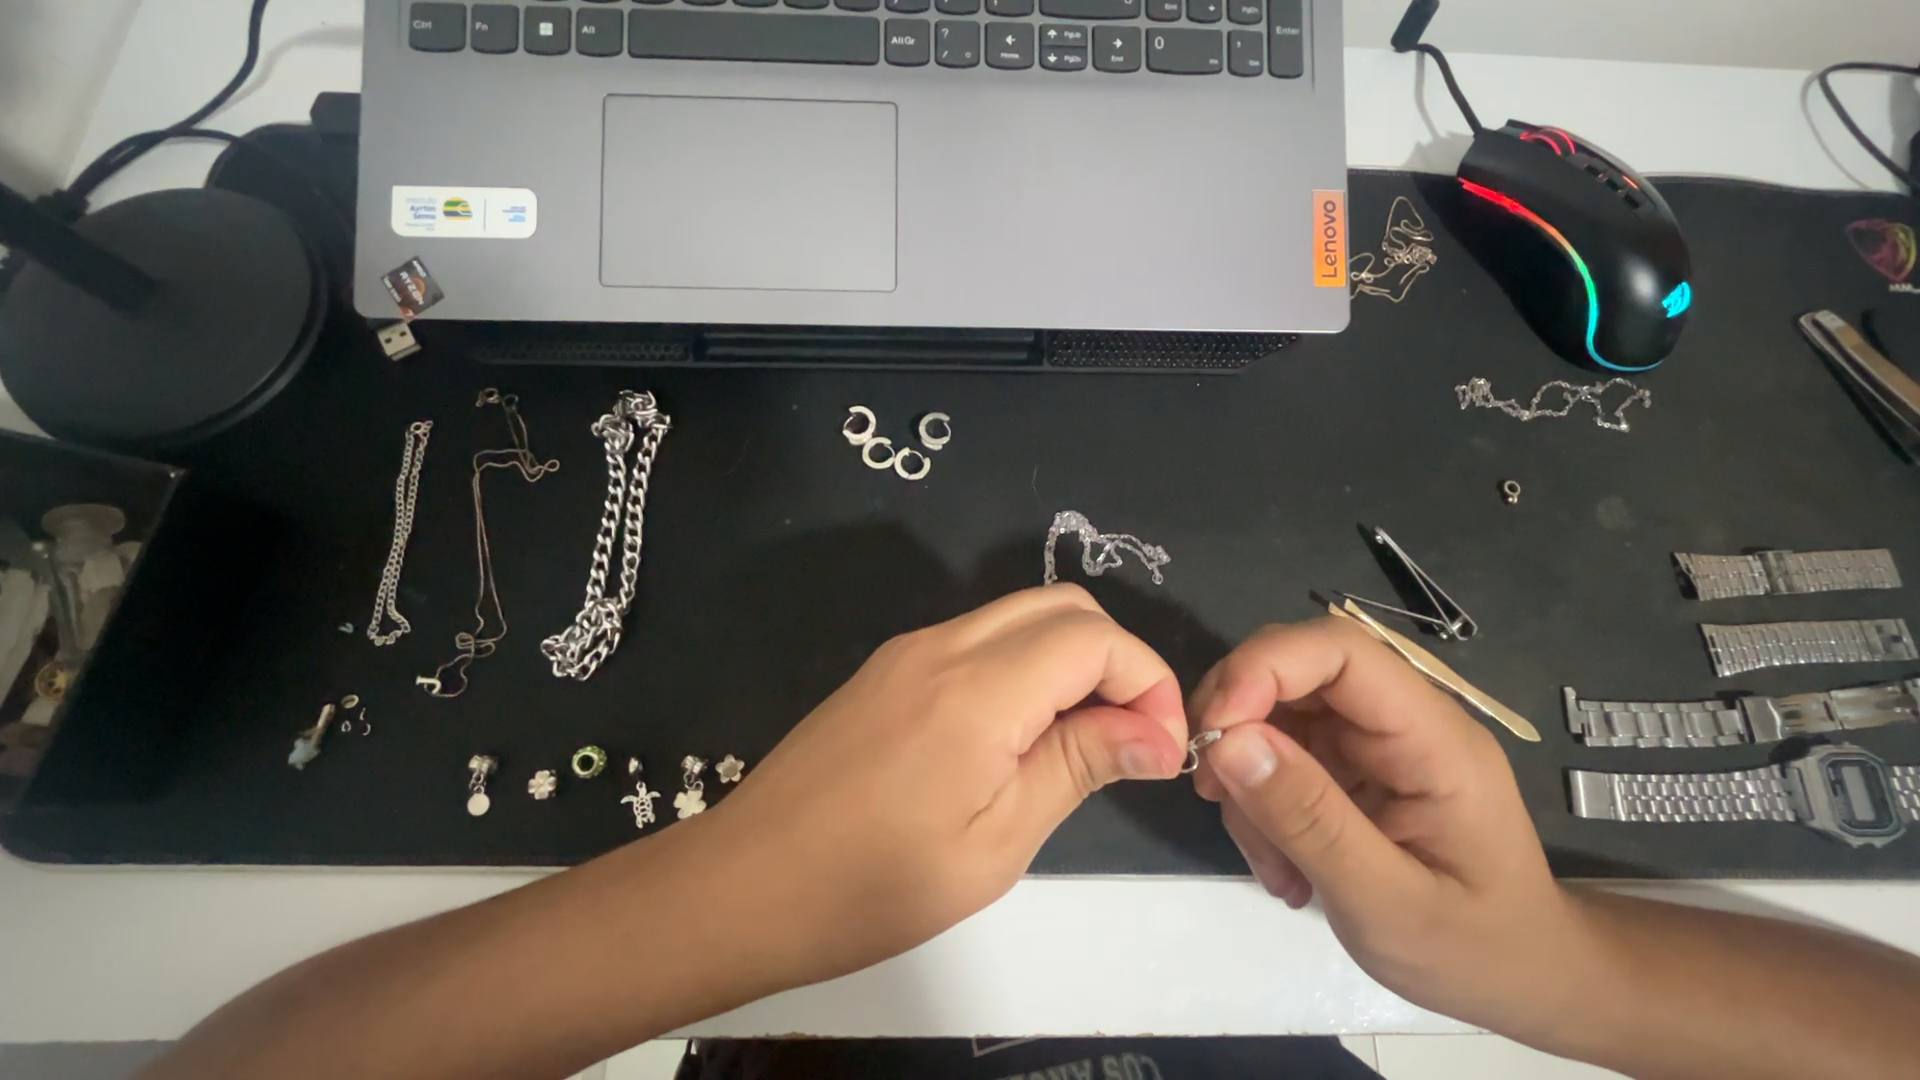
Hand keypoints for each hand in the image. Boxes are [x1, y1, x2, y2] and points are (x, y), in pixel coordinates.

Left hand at [699, 584, 1187, 990]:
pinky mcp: (888, 668)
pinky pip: (978, 639)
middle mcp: (943, 645)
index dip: (1146, 679)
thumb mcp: (996, 842)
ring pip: (1019, 616)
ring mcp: (909, 650)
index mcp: (976, 688)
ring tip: (1081, 742)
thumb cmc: (872, 886)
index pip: (1093, 637)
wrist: (743, 884)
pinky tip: (1019, 734)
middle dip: (1115, 660)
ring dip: (1069, 661)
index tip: (1159, 747)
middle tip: (1128, 738)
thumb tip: (1155, 733)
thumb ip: (1078, 766)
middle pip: (1061, 606)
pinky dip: (1023, 666)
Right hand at [1189, 619, 1591, 1032]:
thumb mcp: (1388, 903)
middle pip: (1294, 671)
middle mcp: (1397, 720)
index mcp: (1432, 737)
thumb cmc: (1476, 949)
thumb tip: (1226, 741)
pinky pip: (1275, 756)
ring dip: (1245, 782)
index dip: (1265, 668)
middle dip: (1237, 723)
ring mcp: (1368, 741)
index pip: (1340, 650)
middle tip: (1212, 792)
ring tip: (1272, 864)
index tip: (1212, 730)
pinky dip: (1257, 804)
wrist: (1524, 980)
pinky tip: (1281, 864)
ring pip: (1272, 716)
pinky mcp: (1345, 765)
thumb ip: (1309, 820)